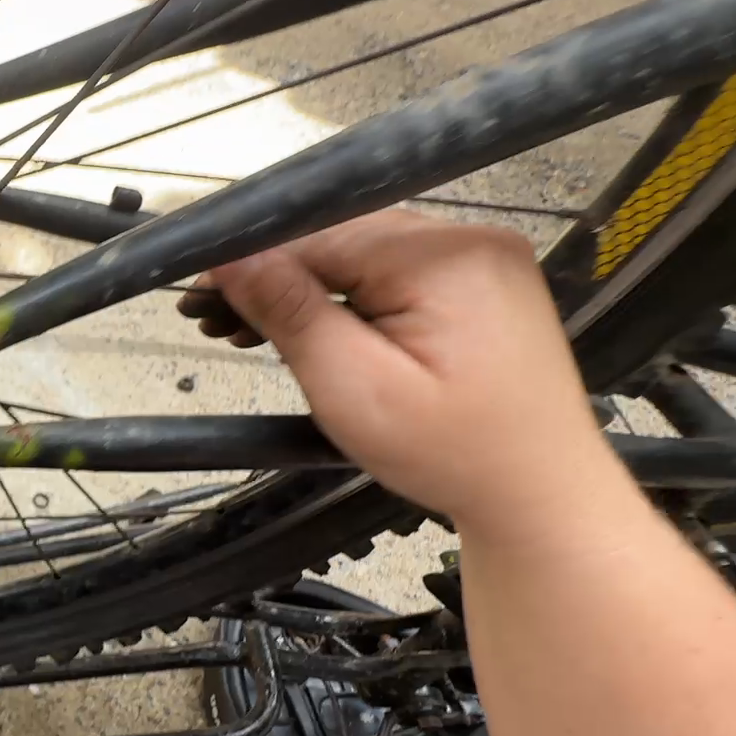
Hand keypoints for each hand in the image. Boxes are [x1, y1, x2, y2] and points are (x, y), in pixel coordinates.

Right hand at [185, 210, 618, 523]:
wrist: (537, 498)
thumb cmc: (447, 450)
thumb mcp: (350, 383)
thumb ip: (289, 311)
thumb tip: (231, 257)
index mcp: (442, 256)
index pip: (317, 237)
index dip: (249, 263)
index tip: (198, 297)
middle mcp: (465, 241)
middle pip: (335, 241)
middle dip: (269, 278)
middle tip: (212, 320)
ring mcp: (474, 262)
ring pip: (355, 257)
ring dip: (298, 290)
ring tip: (246, 331)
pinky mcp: (472, 287)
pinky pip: (383, 276)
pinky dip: (338, 300)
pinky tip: (304, 328)